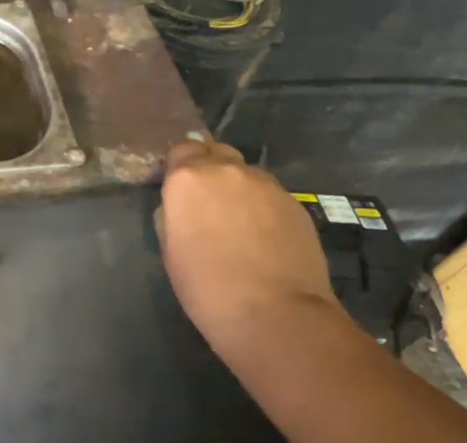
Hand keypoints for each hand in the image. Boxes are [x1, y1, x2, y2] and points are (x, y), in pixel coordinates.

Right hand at [155, 137, 336, 344]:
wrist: (278, 316)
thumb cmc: (209, 289)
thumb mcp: (171, 250)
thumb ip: (174, 214)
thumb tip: (183, 207)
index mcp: (187, 178)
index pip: (181, 149)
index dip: (181, 167)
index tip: (181, 189)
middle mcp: (225, 170)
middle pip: (216, 152)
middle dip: (212, 169)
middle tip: (211, 202)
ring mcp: (265, 184)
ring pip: (247, 173)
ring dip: (240, 188)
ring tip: (243, 222)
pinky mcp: (295, 203)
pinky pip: (272, 195)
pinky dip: (265, 207)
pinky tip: (268, 237)